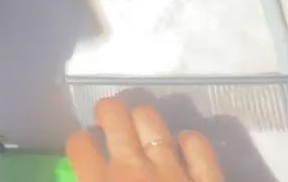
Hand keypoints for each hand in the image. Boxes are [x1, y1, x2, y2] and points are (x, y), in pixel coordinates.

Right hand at [66, 100, 222, 181]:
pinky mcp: (208, 181)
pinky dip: (189, 143)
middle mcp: (132, 169)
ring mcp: (173, 172)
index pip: (79, 143)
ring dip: (144, 124)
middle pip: (113, 113)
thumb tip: (82, 178)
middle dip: (108, 114)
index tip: (86, 152)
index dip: (81, 144)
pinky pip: (197, 145)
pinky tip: (184, 149)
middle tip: (111, 128)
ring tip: (143, 134)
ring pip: (151, 118)